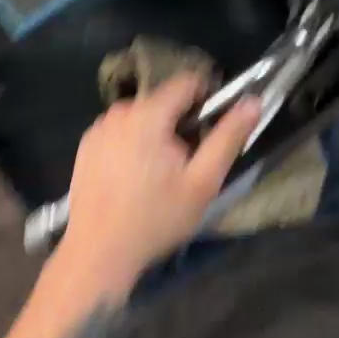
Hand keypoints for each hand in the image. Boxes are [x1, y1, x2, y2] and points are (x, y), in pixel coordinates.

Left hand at [56, 73, 260, 281]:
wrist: (97, 255)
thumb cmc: (155, 218)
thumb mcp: (202, 182)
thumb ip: (229, 137)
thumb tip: (253, 102)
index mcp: (148, 113)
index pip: (187, 81)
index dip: (208, 97)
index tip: (214, 127)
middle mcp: (119, 111)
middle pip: (164, 101)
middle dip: (182, 122)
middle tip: (188, 162)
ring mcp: (99, 128)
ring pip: (142, 116)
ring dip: (157, 132)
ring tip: (161, 174)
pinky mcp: (86, 146)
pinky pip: (121, 131)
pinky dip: (134, 143)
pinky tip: (135, 178)